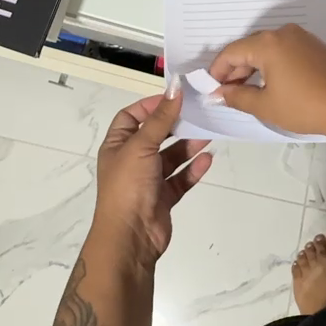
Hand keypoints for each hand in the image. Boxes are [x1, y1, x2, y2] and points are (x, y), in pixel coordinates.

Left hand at [91, 93, 211, 264]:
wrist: (130, 237)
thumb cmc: (128, 185)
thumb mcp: (142, 146)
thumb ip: (161, 118)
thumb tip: (176, 87)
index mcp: (117, 146)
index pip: (131, 117)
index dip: (150, 106)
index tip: (174, 98)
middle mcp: (131, 161)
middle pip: (155, 135)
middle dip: (175, 125)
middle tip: (198, 112)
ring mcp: (147, 180)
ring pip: (171, 157)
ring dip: (188, 146)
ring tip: (209, 134)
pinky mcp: (163, 198)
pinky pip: (180, 179)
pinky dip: (193, 169)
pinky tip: (208, 159)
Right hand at [209, 24, 325, 139]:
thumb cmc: (304, 106)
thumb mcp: (266, 105)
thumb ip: (237, 96)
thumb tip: (219, 93)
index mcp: (267, 43)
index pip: (232, 52)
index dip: (218, 71)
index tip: (211, 89)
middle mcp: (283, 33)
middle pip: (249, 47)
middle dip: (235, 70)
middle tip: (228, 93)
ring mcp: (302, 38)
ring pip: (268, 49)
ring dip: (254, 67)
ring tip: (248, 91)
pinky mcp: (315, 47)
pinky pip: (284, 51)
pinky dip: (272, 65)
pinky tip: (271, 84)